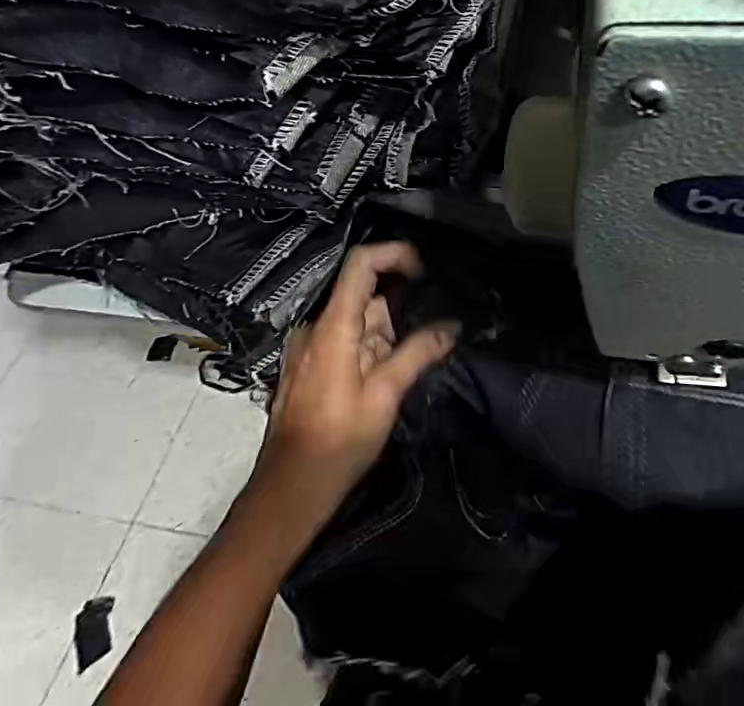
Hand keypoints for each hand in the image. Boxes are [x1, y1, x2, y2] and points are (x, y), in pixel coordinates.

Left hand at [251, 242, 457, 511]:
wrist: (291, 488)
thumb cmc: (338, 441)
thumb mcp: (386, 395)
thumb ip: (419, 353)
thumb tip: (452, 327)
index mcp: (333, 327)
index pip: (361, 265)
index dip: (395, 254)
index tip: (425, 269)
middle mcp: (317, 328)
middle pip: (365, 295)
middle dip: (400, 310)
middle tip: (428, 334)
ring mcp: (310, 347)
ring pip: (359, 320)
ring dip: (388, 334)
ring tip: (411, 362)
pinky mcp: (311, 365)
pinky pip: (348, 339)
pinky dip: (372, 347)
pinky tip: (388, 375)